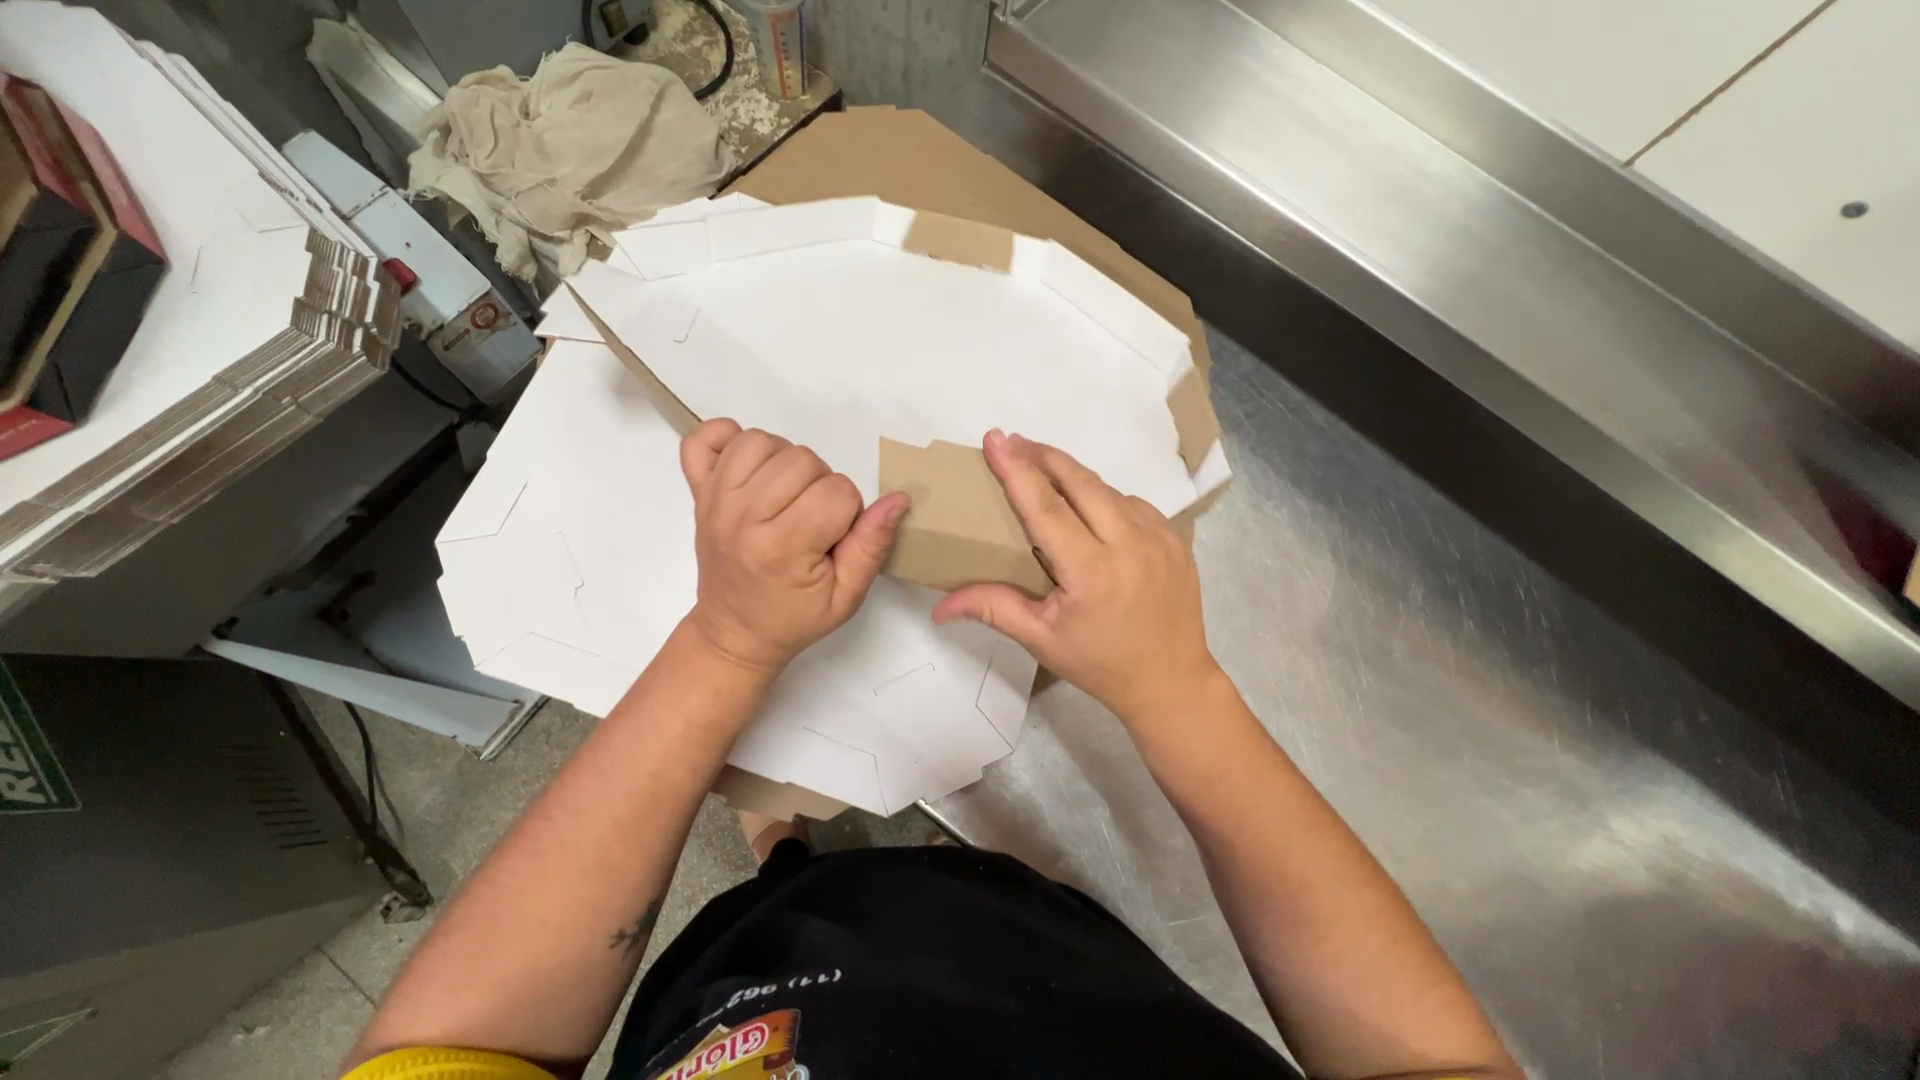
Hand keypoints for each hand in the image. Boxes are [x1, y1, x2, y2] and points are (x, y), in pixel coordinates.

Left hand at [680, 419, 909, 674]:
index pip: (837, 492)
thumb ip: (872, 546)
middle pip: (801, 459)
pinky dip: (727, 438)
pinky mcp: (698, 491)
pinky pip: (704, 438)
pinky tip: (750, 468)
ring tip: (786, 493)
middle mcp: (743, 517)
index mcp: (782, 548)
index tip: (835, 536)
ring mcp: (715, 501)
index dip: (848, 511)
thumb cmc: (794, 618)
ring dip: (784, 460)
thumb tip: (898, 499)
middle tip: (813, 518)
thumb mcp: (846, 597)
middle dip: (820, 484)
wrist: (736, 632)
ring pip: (760, 441)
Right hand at [932, 430, 1223, 727]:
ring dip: (1073, 475)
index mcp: (1092, 572)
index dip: (1017, 470)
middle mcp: (1129, 545)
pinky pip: (1133, 503)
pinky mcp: (1175, 539)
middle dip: (1043, 455)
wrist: (1172, 681)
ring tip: (1043, 469)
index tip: (995, 439)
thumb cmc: (1100, 664)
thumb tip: (939, 605)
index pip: (1046, 507)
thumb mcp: (1043, 640)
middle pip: (1080, 481)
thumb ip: (994, 609)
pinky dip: (1105, 497)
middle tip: (1013, 441)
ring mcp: (1159, 538)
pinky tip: (1087, 506)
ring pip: (1108, 489)